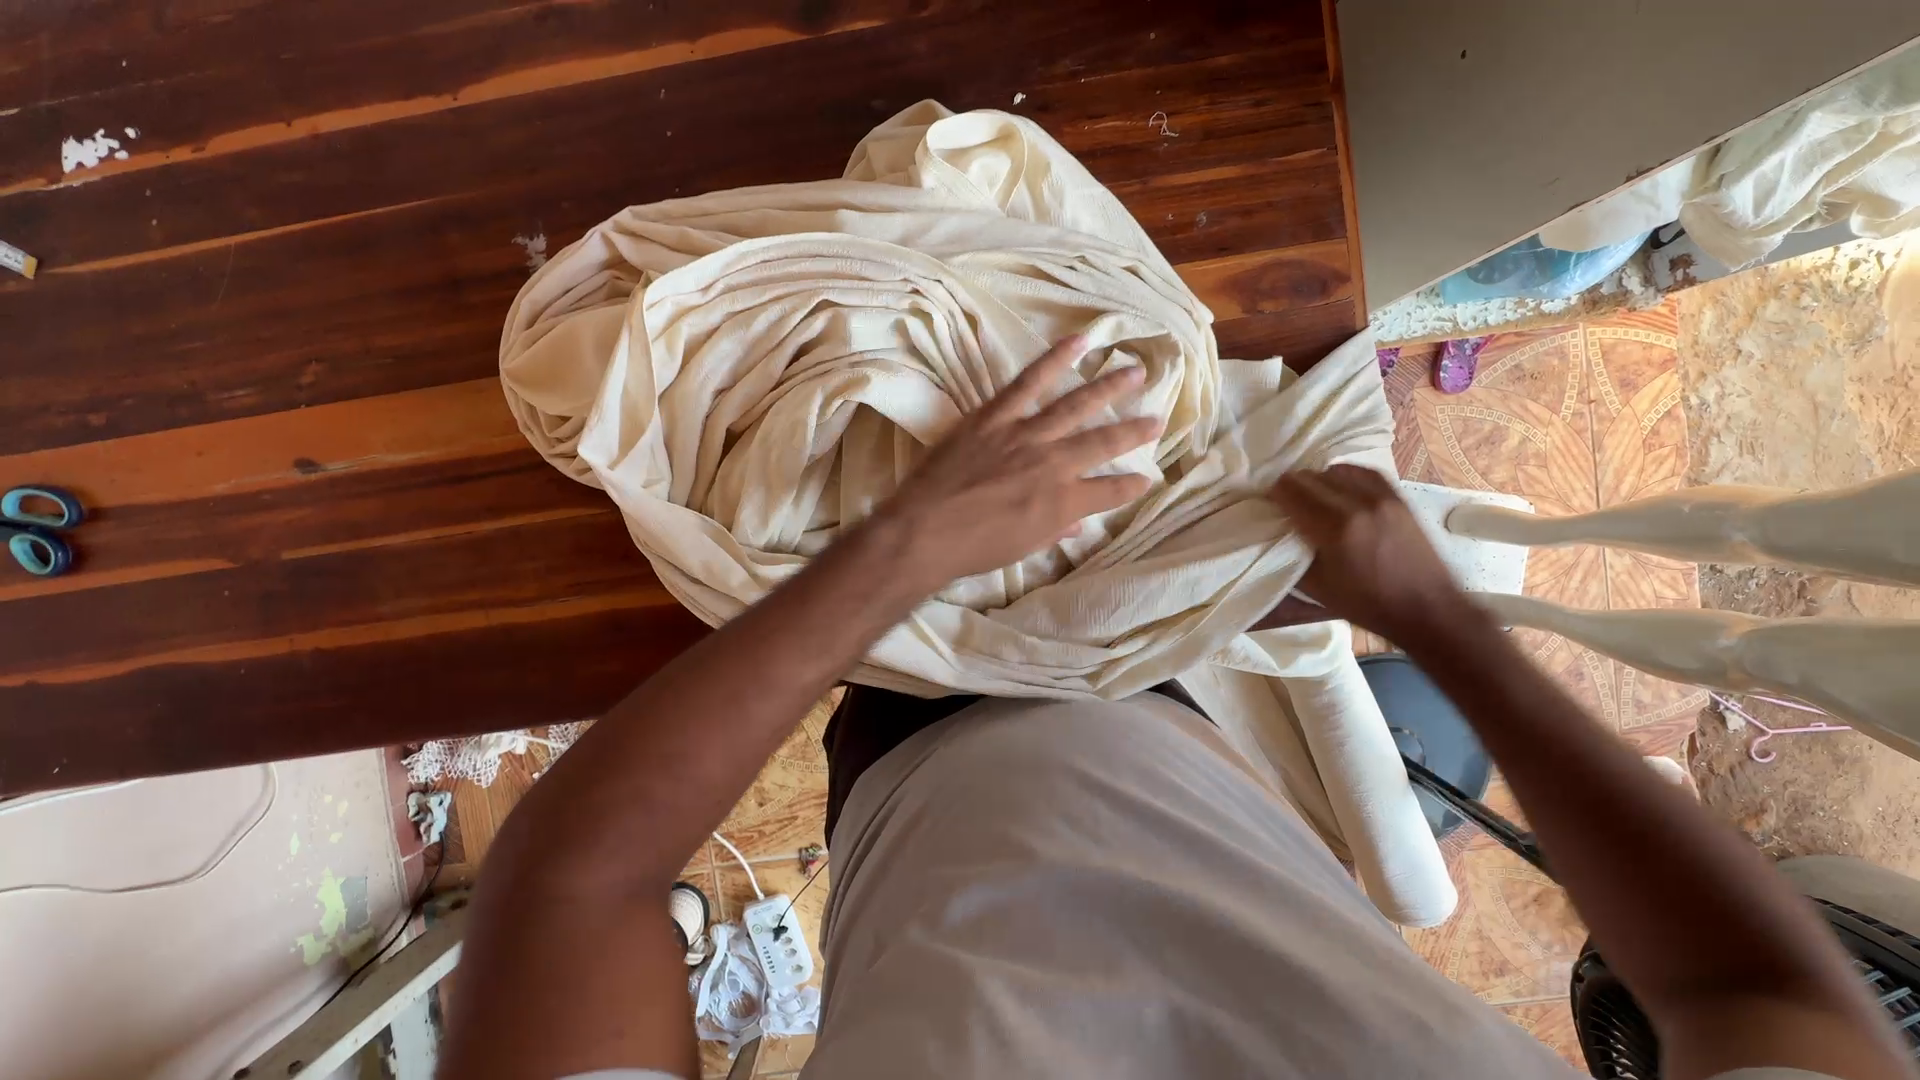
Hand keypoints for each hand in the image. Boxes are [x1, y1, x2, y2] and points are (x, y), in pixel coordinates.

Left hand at [870, 335, 1158, 590]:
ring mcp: (1026, 434)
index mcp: (1063, 503)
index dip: (1131, 486)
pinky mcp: (996, 415)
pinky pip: (1030, 381)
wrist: (926, 530)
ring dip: (1110, 387)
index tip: (1147, 479)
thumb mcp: (1023, 547)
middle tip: (1159, 418)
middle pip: (1104, 442)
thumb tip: (1075, 523)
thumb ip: (1054, 529)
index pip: (1109, 492)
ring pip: (1077, 405)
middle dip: (1135, 430)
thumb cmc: (974, 548)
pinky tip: (1080, 342)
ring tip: (1137, 371)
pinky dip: (1056, 360)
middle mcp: (1054, 464)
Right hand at [1267, 465, 1474, 641]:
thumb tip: (1279, 530)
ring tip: (1313, 499)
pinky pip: (1363, 473)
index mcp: (1335, 528)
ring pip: (1336, 471)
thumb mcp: (1317, 587)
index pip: (1291, 492)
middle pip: (1310, 477)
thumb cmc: (1367, 604)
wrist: (1427, 607)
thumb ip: (1294, 552)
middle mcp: (1358, 504)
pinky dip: (1344, 477)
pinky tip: (1339, 490)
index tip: (1268, 505)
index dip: (1274, 495)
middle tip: (1286, 505)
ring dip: (1318, 481)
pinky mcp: (1398, 497)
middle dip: (1292, 488)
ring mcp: (1382, 497)